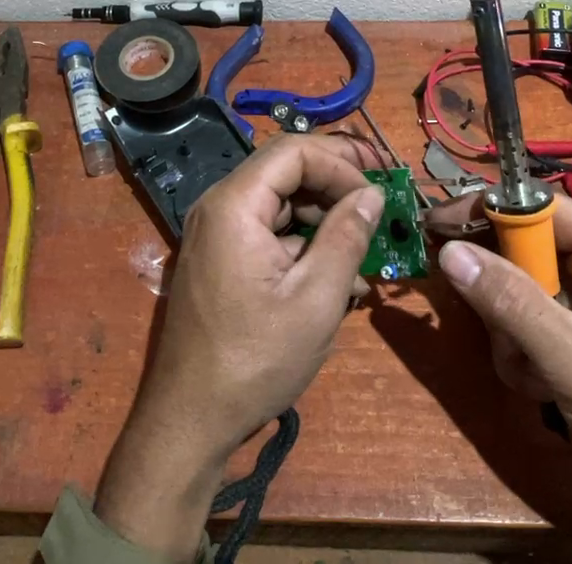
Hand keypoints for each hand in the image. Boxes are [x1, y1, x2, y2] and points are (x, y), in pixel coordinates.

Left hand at [96, 133, 386, 561]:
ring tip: (368, 243)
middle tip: (382, 198)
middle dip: (337, 180)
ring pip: (279, 201)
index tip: (379, 193)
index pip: (294, 151)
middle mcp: (219, 207)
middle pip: (284, 169)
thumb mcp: (315, 299)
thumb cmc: (255, 359)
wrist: (189, 419)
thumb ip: (347, 238)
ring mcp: (216, 233)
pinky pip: (268, 231)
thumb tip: (372, 194)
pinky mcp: (221, 258)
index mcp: (234, 205)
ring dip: (325, 214)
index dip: (342, 163)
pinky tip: (340, 273)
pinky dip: (304, 242)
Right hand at [430, 193, 571, 563]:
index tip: (437, 225)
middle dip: (502, 290)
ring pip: (518, 291)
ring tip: (532, 375)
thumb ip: (514, 305)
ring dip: (510, 333)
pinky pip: (524, 327)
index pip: (544, 207)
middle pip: (525, 249)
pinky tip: (541, 391)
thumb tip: (450, 252)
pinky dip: (519, 356)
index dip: (489, 209)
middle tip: (487, 321)